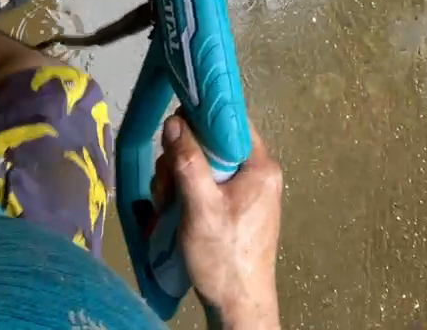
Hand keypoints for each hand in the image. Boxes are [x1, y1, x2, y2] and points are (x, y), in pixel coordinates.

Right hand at [155, 116, 282, 329]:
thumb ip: (188, 160)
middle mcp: (257, 172)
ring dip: (178, 176)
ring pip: (205, 162)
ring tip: (166, 201)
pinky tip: (172, 209)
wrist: (238, 309)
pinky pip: (207, 182)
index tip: (174, 128)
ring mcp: (246, 191)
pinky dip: (186, 190)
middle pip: (212, 142)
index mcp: (260, 165)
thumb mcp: (201, 206)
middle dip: (182, 156)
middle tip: (166, 181)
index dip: (201, 117)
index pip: (230, 119)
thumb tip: (174, 120)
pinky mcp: (235, 207)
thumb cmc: (224, 257)